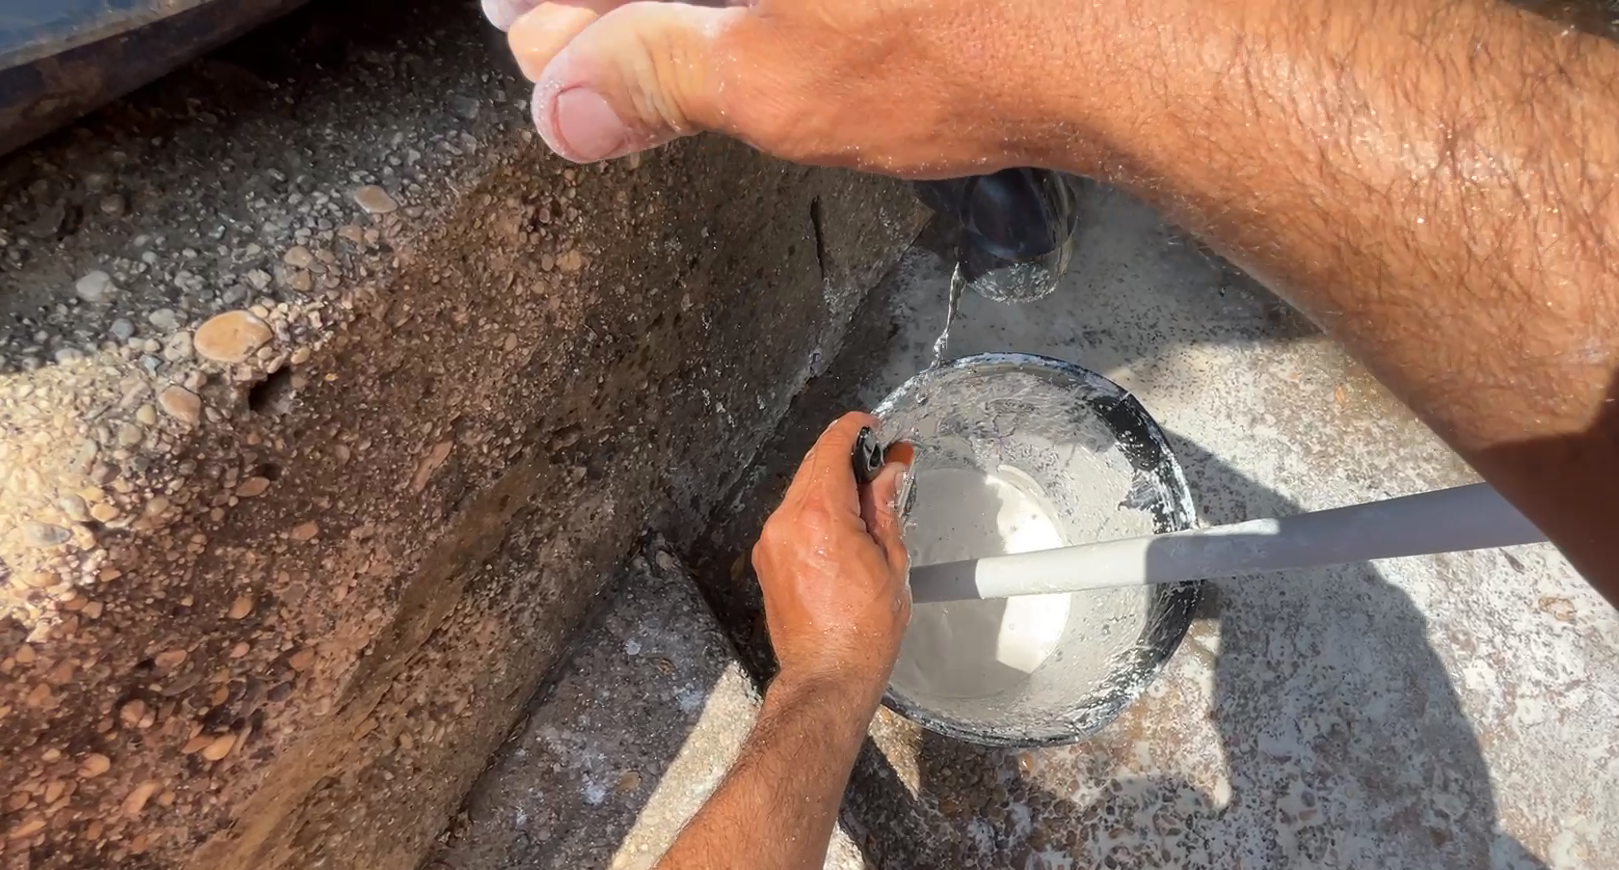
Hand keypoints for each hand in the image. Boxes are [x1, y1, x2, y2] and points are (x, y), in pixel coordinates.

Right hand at [482, 0, 1088, 174]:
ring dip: (660, 16)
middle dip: (599, 14)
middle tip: (562, 62)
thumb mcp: (772, 82)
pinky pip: (764, 1)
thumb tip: (561, 109)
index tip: (532, 52)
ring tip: (626, 62)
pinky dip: (732, 13)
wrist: (1086, 29)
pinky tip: (717, 44)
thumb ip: (655, 78)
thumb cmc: (943, 49)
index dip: (555, 18)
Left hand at [752, 413, 911, 711]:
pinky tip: (843, 525)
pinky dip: (816, 509)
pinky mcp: (767, 559)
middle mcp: (786, 522)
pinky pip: (792, 517)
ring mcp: (770, 541)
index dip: (853, 429)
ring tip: (867, 499)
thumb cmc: (864, 631)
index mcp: (821, 517)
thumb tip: (891, 471)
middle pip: (813, 465)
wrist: (827, 675)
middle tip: (880, 462)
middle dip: (846, 457)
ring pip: (801, 490)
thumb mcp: (891, 562)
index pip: (831, 449)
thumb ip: (886, 507)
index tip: (871, 425)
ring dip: (831, 484)